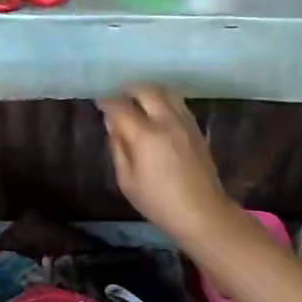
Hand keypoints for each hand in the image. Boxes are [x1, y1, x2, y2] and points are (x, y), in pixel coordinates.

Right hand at [98, 85, 237, 243]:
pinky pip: (180, 104)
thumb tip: (113, 125)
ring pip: (167, 93)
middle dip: (130, 89)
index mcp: (146, 135)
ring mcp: (185, 123)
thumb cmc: (159, 202)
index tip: (100, 102)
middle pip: (147, 91)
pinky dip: (166, 100)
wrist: (202, 211)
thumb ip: (118, 148)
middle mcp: (167, 122)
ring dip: (150, 91)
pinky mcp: (197, 129)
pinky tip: (159, 110)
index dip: (107, 102)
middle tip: (119, 95)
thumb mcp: (127, 181)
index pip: (121, 107)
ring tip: (139, 99)